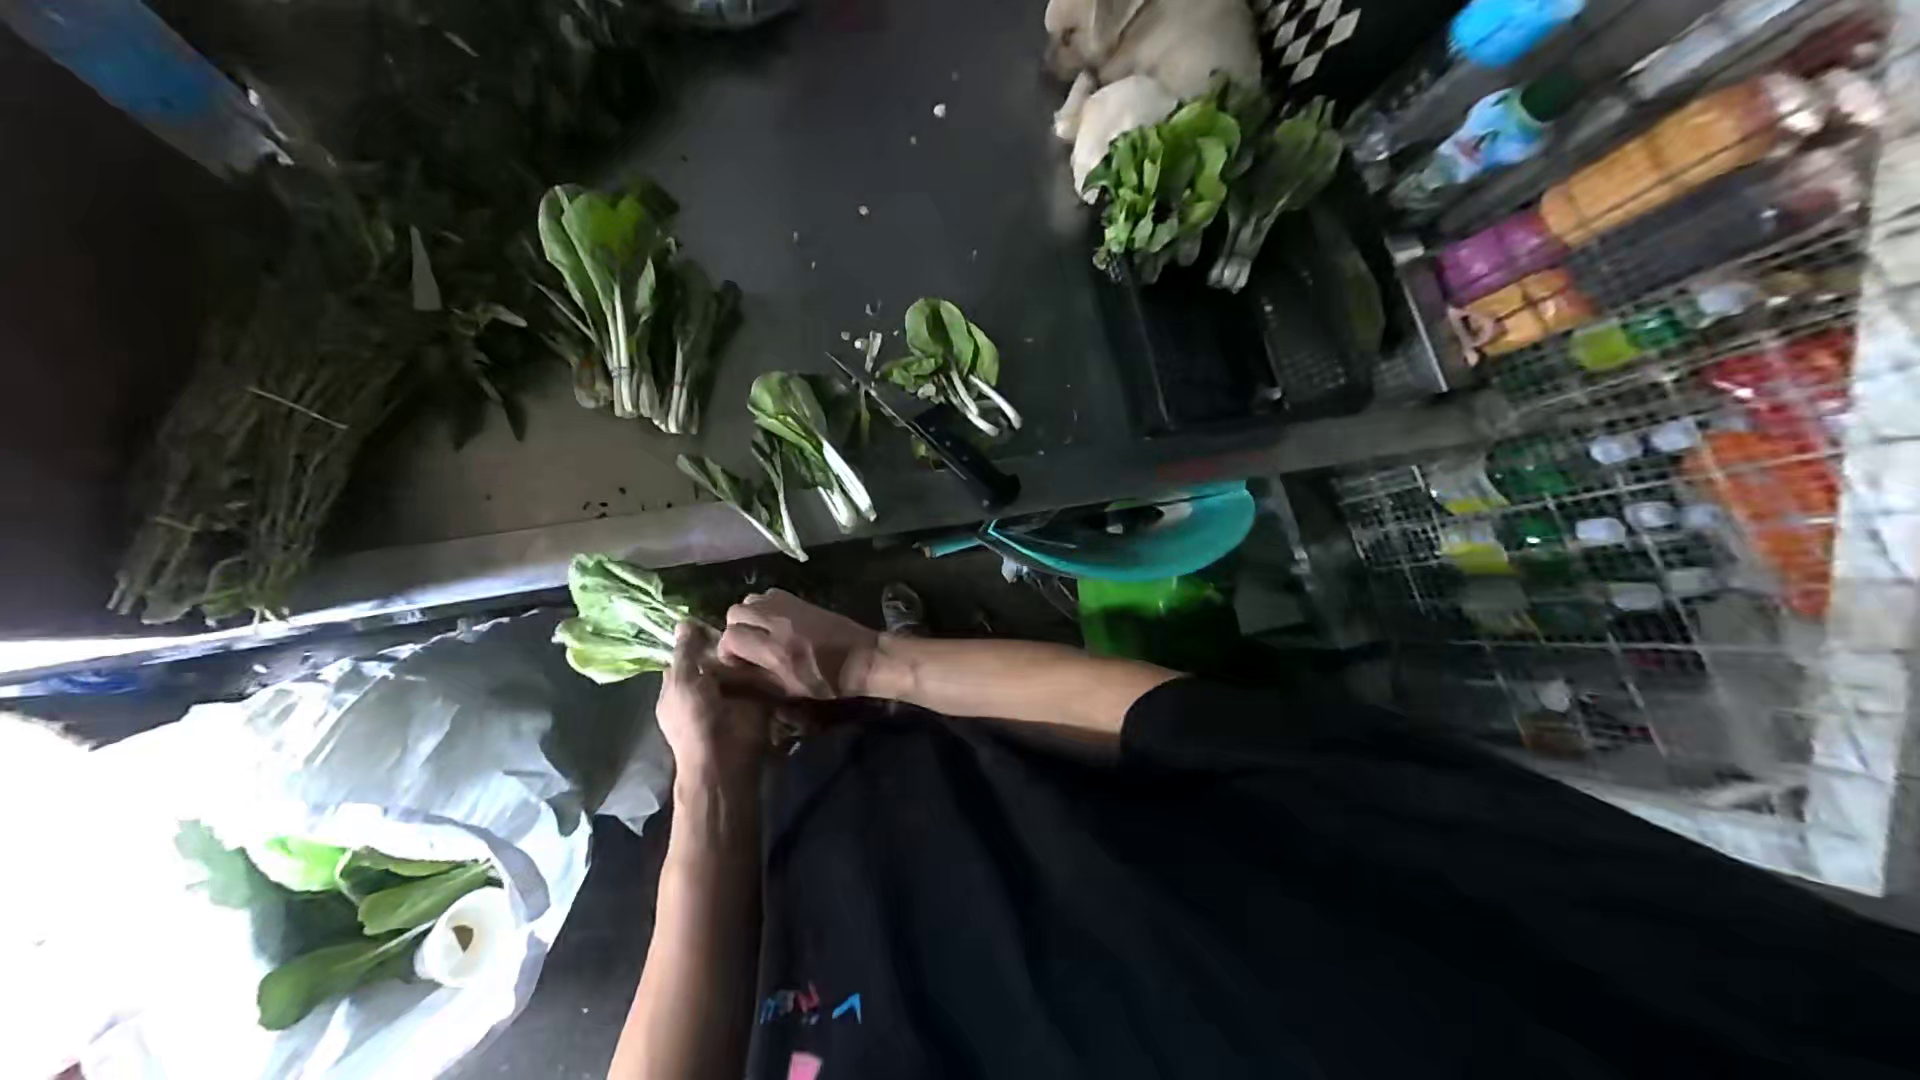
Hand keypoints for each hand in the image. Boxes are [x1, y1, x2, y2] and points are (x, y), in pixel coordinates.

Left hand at [657, 622, 771, 784]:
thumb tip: (684, 620)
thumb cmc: (693, 719)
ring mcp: (732, 692)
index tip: (715, 614)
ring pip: (739, 663)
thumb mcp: (681, 680)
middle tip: (744, 615)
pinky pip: (760, 674)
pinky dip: (765, 662)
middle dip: (727, 640)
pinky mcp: (756, 697)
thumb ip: (685, 650)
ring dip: (748, 649)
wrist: (725, 756)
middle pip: (716, 656)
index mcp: (680, 684)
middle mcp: (706, 686)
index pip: (688, 653)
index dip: (698, 636)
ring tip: (762, 622)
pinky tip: (774, 640)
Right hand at [717, 589, 879, 699]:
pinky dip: (764, 607)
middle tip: (747, 646)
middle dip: (734, 629)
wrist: (861, 657)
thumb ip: (753, 678)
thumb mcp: (786, 689)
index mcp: (774, 649)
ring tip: (760, 633)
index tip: (737, 663)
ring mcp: (789, 606)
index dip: (728, 652)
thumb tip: (726, 673)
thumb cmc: (825, 681)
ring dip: (748, 616)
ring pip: (749, 600)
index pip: (730, 637)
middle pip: (734, 613)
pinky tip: (775, 623)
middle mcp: (777, 621)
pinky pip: (768, 595)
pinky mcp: (799, 599)